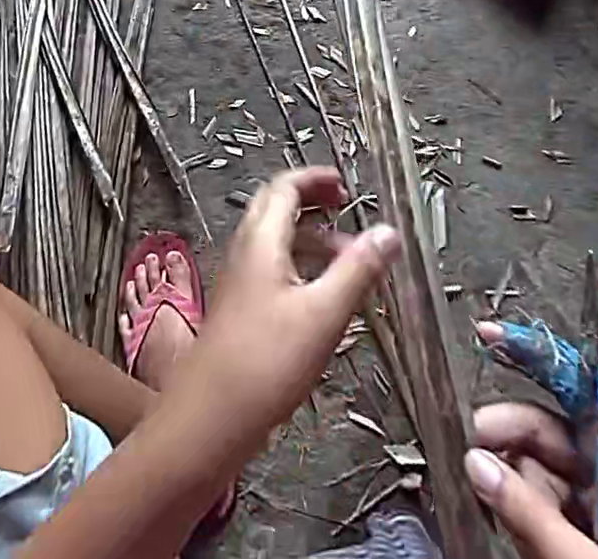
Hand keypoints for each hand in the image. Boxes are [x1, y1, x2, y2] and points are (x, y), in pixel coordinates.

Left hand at [172, 167, 400, 445]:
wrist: (209, 418)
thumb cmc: (264, 363)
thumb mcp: (324, 314)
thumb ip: (358, 269)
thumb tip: (388, 232)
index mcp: (261, 241)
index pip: (285, 188)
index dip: (315, 179)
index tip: (344, 184)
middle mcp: (245, 252)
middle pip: (276, 207)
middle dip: (311, 200)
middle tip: (344, 206)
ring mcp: (239, 279)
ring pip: (274, 239)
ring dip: (309, 235)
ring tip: (347, 255)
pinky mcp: (240, 306)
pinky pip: (271, 266)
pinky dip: (299, 263)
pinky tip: (321, 293)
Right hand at [465, 402, 597, 558]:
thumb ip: (528, 513)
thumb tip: (473, 458)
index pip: (585, 430)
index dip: (528, 422)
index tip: (482, 426)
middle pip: (564, 452)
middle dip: (515, 456)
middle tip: (471, 455)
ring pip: (554, 483)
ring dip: (517, 490)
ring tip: (490, 505)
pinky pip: (557, 514)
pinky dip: (528, 517)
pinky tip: (511, 528)